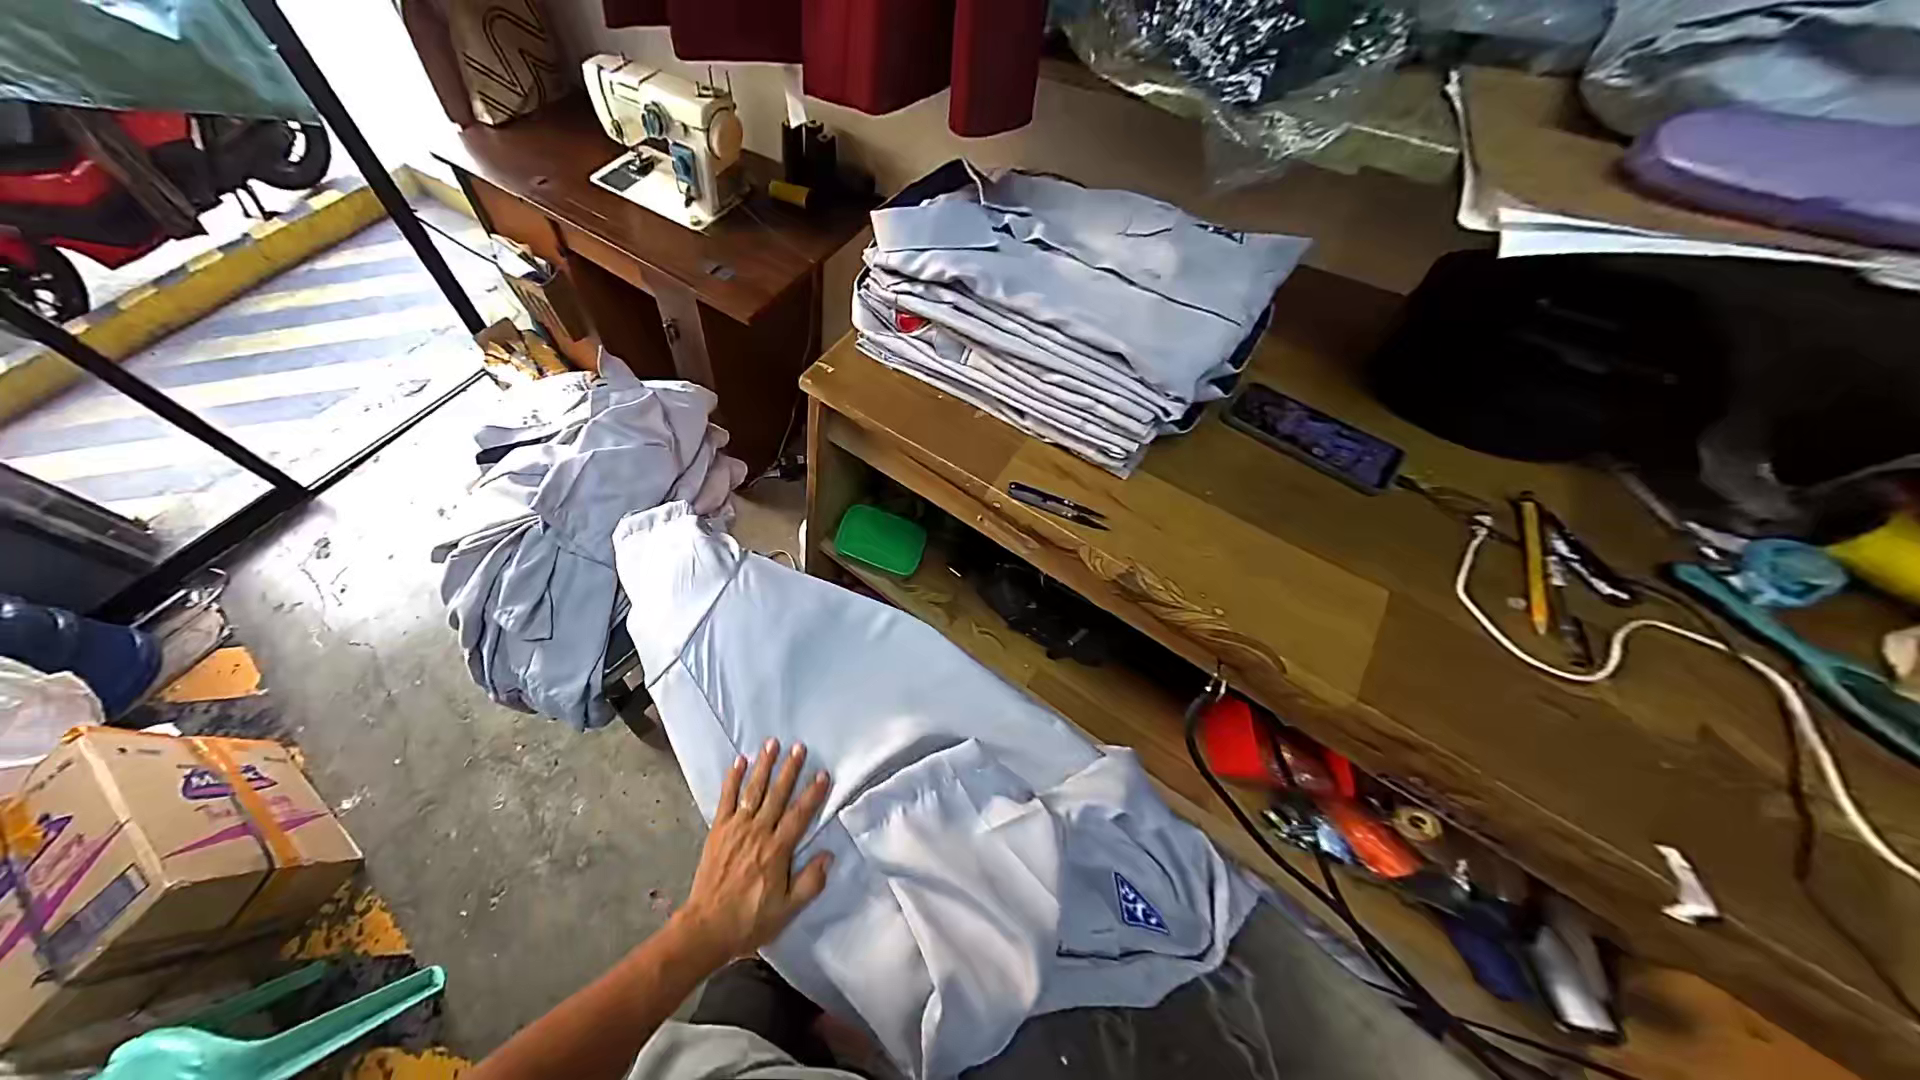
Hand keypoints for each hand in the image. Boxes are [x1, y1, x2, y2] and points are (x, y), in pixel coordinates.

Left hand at [673, 739, 832, 964]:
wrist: (705, 929)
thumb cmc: (750, 920)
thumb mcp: (788, 909)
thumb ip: (810, 882)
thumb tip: (828, 855)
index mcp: (777, 850)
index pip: (799, 815)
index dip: (812, 794)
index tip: (822, 774)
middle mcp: (758, 833)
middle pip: (777, 795)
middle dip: (789, 770)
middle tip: (799, 748)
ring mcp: (736, 829)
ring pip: (753, 791)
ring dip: (764, 766)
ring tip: (772, 744)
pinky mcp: (718, 831)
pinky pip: (726, 800)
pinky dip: (733, 779)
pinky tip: (740, 761)